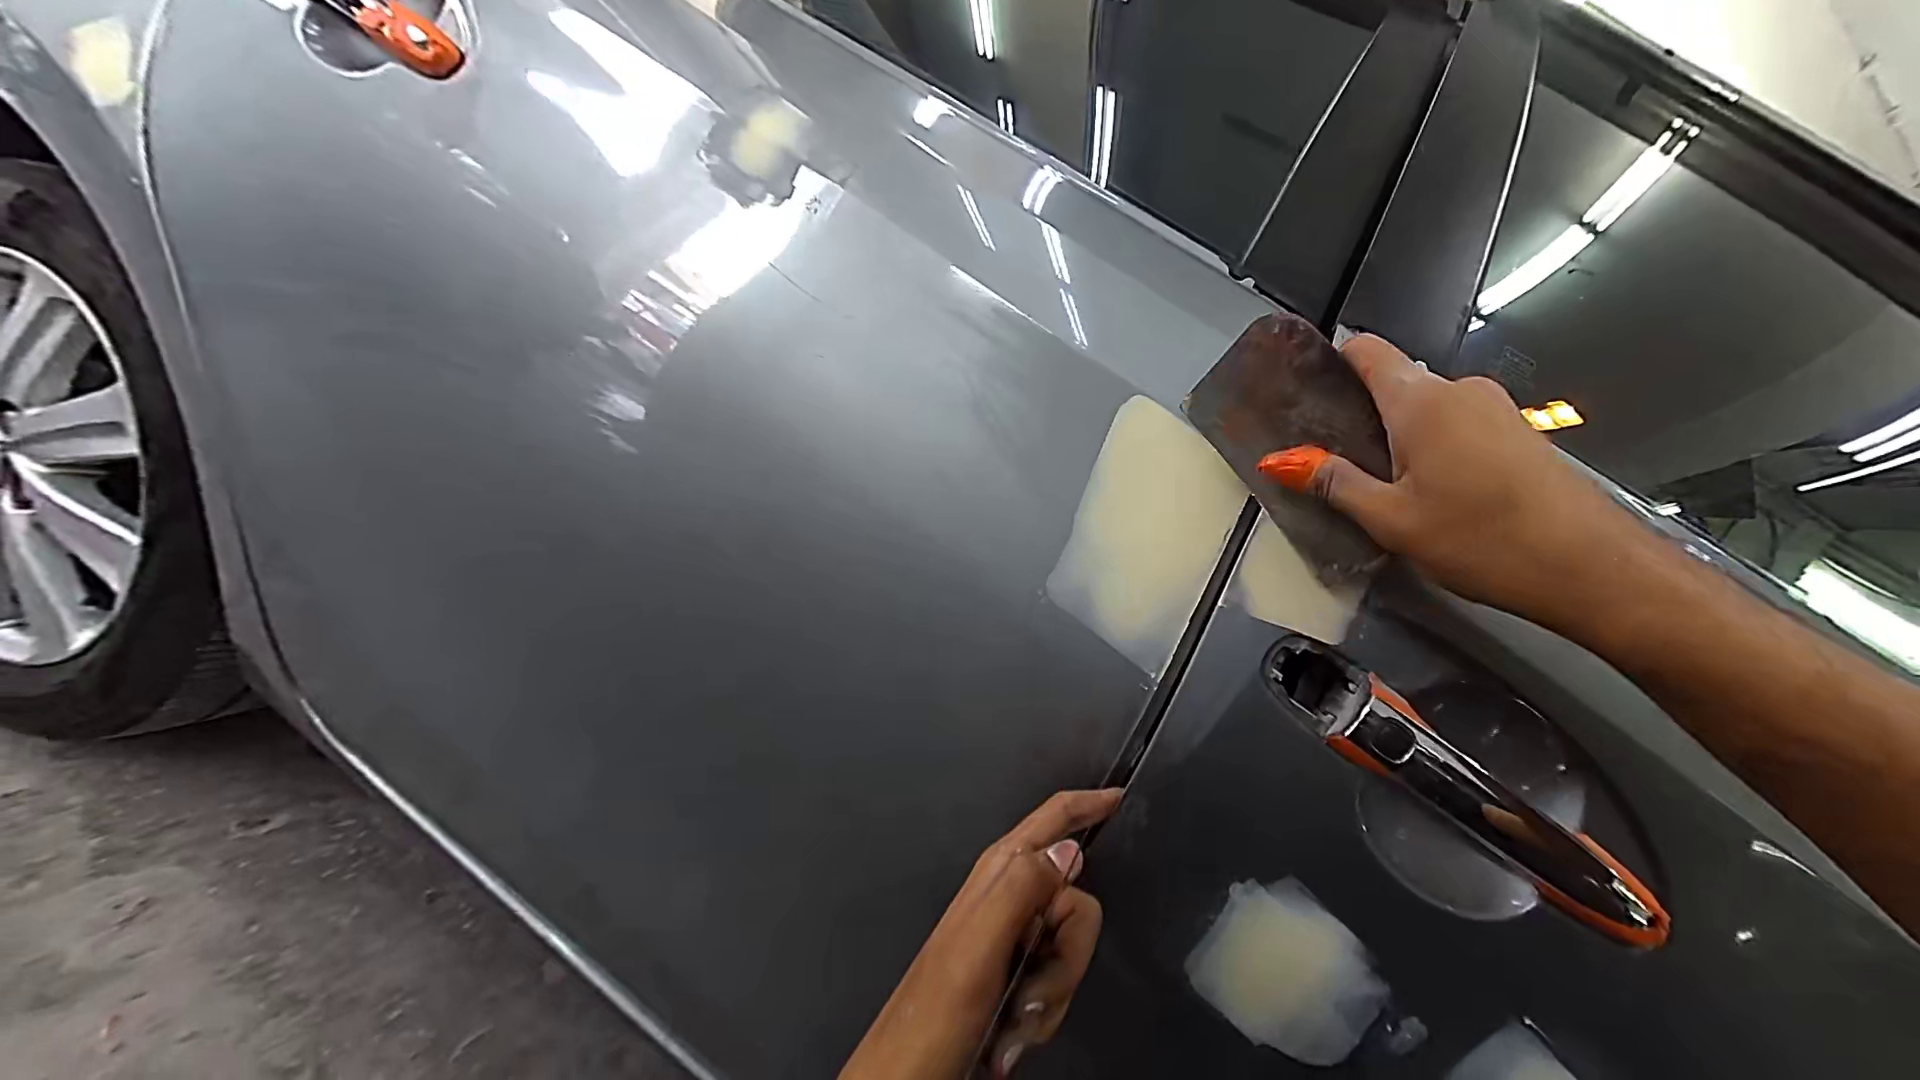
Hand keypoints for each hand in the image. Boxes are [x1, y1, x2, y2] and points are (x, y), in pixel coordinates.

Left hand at [840, 788, 1122, 1079]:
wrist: (913, 1069)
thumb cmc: (942, 1004)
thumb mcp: (982, 940)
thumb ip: (1025, 885)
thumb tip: (1069, 848)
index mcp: (1002, 869)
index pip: (1052, 819)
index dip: (1086, 805)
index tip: (1119, 799)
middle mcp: (1010, 891)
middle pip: (1077, 900)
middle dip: (1067, 956)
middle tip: (1029, 995)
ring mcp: (1014, 931)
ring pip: (1071, 946)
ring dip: (1050, 993)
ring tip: (1013, 1021)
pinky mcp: (1015, 967)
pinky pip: (1056, 979)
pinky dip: (1042, 1010)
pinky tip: (1013, 1032)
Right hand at [1260, 334, 1642, 627]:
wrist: (1593, 569)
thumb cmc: (1485, 540)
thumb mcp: (1390, 518)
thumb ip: (1333, 482)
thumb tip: (1281, 460)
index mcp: (1423, 402)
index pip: (1367, 351)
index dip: (1332, 361)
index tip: (1308, 388)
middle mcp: (1462, 392)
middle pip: (1393, 383)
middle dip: (1360, 416)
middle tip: (1333, 461)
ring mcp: (1495, 410)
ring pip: (1425, 409)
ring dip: (1397, 437)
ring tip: (1380, 486)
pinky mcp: (1517, 433)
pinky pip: (1456, 425)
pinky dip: (1430, 447)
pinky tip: (1427, 492)